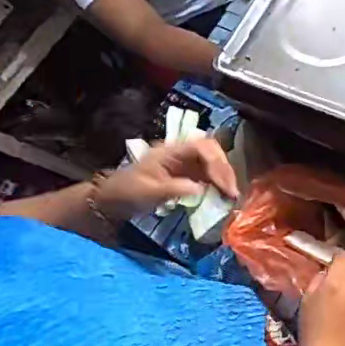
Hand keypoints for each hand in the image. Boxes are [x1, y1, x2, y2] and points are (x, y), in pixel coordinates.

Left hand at [92, 137, 239, 220]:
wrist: (112, 198)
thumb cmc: (127, 192)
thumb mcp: (148, 192)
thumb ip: (174, 189)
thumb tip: (200, 188)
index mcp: (170, 151)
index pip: (201, 147)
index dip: (217, 163)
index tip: (224, 185)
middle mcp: (180, 152)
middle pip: (211, 150)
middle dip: (225, 169)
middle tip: (232, 192)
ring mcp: (184, 162)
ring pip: (212, 161)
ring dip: (224, 176)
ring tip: (231, 195)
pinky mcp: (186, 174)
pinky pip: (207, 174)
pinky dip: (218, 183)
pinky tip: (222, 195)